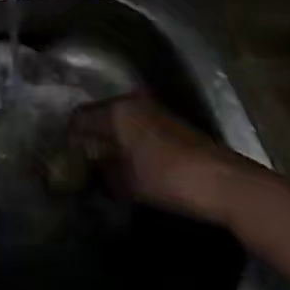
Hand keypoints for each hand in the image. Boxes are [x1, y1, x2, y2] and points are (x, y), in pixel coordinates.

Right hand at [70, 91, 267, 224]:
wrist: (227, 185)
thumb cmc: (169, 178)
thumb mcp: (127, 182)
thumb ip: (102, 174)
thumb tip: (88, 171)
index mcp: (116, 111)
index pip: (79, 118)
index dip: (69, 137)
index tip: (62, 156)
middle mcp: (134, 103)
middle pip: (100, 117)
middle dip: (90, 137)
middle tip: (79, 160)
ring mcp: (156, 112)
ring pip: (121, 122)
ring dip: (111, 140)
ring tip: (102, 164)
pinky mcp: (173, 126)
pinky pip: (139, 129)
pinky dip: (130, 142)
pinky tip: (128, 163)